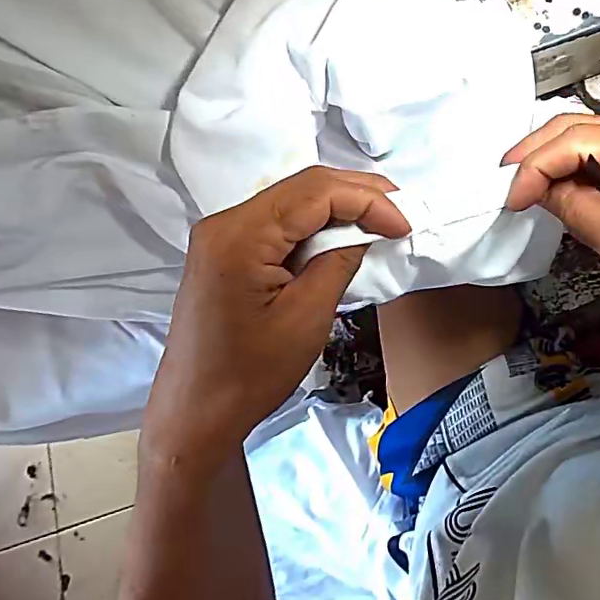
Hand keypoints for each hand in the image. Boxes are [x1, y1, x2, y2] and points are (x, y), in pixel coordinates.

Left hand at [143, 167, 410, 469]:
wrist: (196, 411)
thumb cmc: (250, 375)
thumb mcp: (307, 316)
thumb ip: (339, 260)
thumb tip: (365, 229)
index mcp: (239, 235)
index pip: (314, 191)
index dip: (366, 199)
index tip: (403, 224)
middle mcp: (224, 222)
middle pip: (301, 187)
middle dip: (355, 194)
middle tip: (400, 211)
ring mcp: (220, 234)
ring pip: (291, 201)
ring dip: (336, 207)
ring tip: (379, 220)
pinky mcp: (224, 249)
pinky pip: (277, 223)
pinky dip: (313, 225)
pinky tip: (340, 236)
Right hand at [503, 115, 599, 319]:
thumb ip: (577, 209)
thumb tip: (531, 188)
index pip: (583, 140)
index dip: (538, 165)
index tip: (512, 198)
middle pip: (578, 126)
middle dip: (535, 155)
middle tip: (504, 186)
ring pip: (580, 134)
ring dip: (545, 159)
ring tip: (518, 186)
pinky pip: (591, 150)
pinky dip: (562, 167)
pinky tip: (545, 184)